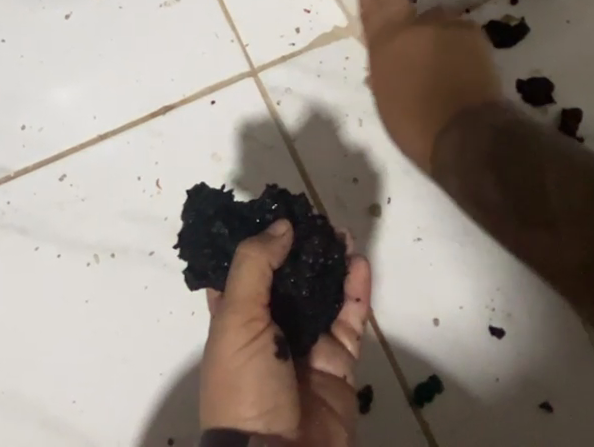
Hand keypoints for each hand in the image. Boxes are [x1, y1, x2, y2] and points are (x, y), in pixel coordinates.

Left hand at [199, 220, 373, 445]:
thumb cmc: (244, 383)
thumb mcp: (236, 317)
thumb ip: (256, 265)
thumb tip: (281, 225)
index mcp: (234, 318)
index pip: (243, 270)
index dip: (257, 240)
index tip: (275, 210)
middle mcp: (270, 327)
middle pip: (288, 277)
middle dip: (301, 248)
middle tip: (316, 218)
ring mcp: (306, 344)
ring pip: (322, 293)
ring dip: (331, 263)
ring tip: (340, 233)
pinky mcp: (338, 362)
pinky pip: (349, 319)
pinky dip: (356, 291)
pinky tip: (359, 262)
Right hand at [354, 0, 499, 170]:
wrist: (465, 132)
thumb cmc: (415, 123)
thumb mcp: (387, 95)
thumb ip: (388, 67)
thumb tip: (394, 59)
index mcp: (385, 42)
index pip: (371, 3)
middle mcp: (411, 25)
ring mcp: (443, 25)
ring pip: (435, 23)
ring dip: (434, 37)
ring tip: (440, 69)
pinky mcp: (470, 32)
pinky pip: (458, 36)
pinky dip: (457, 49)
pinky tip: (461, 72)